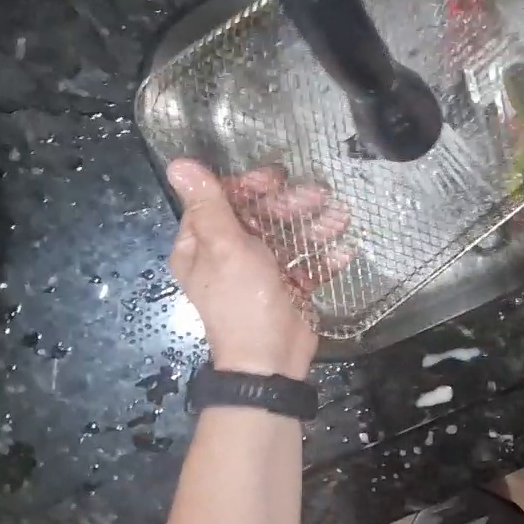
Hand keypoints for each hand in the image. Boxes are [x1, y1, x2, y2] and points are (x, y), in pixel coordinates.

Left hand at [165, 159, 349, 379]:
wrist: (270, 360)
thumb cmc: (242, 301)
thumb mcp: (225, 247)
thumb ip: (210, 205)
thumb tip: (179, 163)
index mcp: (201, 245)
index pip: (221, 201)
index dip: (248, 187)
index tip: (276, 180)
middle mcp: (227, 255)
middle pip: (258, 217)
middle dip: (289, 205)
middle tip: (318, 196)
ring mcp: (259, 273)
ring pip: (286, 238)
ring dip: (314, 227)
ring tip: (341, 218)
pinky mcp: (287, 289)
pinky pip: (305, 265)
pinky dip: (324, 258)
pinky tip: (344, 251)